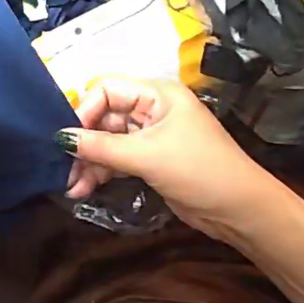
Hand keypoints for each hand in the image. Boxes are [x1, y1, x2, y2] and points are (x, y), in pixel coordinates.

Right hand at [59, 77, 287, 243]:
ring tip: (71, 186)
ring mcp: (150, 135)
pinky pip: (116, 158)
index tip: (68, 138)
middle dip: (83, 142)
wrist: (242, 213)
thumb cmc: (200, 171)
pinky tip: (83, 189)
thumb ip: (101, 147)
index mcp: (157, 94)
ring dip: (88, 162)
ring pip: (107, 141)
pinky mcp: (150, 159)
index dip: (84, 111)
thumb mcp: (147, 157)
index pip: (106, 90)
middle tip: (62, 166)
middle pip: (104, 117)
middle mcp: (152, 109)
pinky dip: (100, 172)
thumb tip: (61, 139)